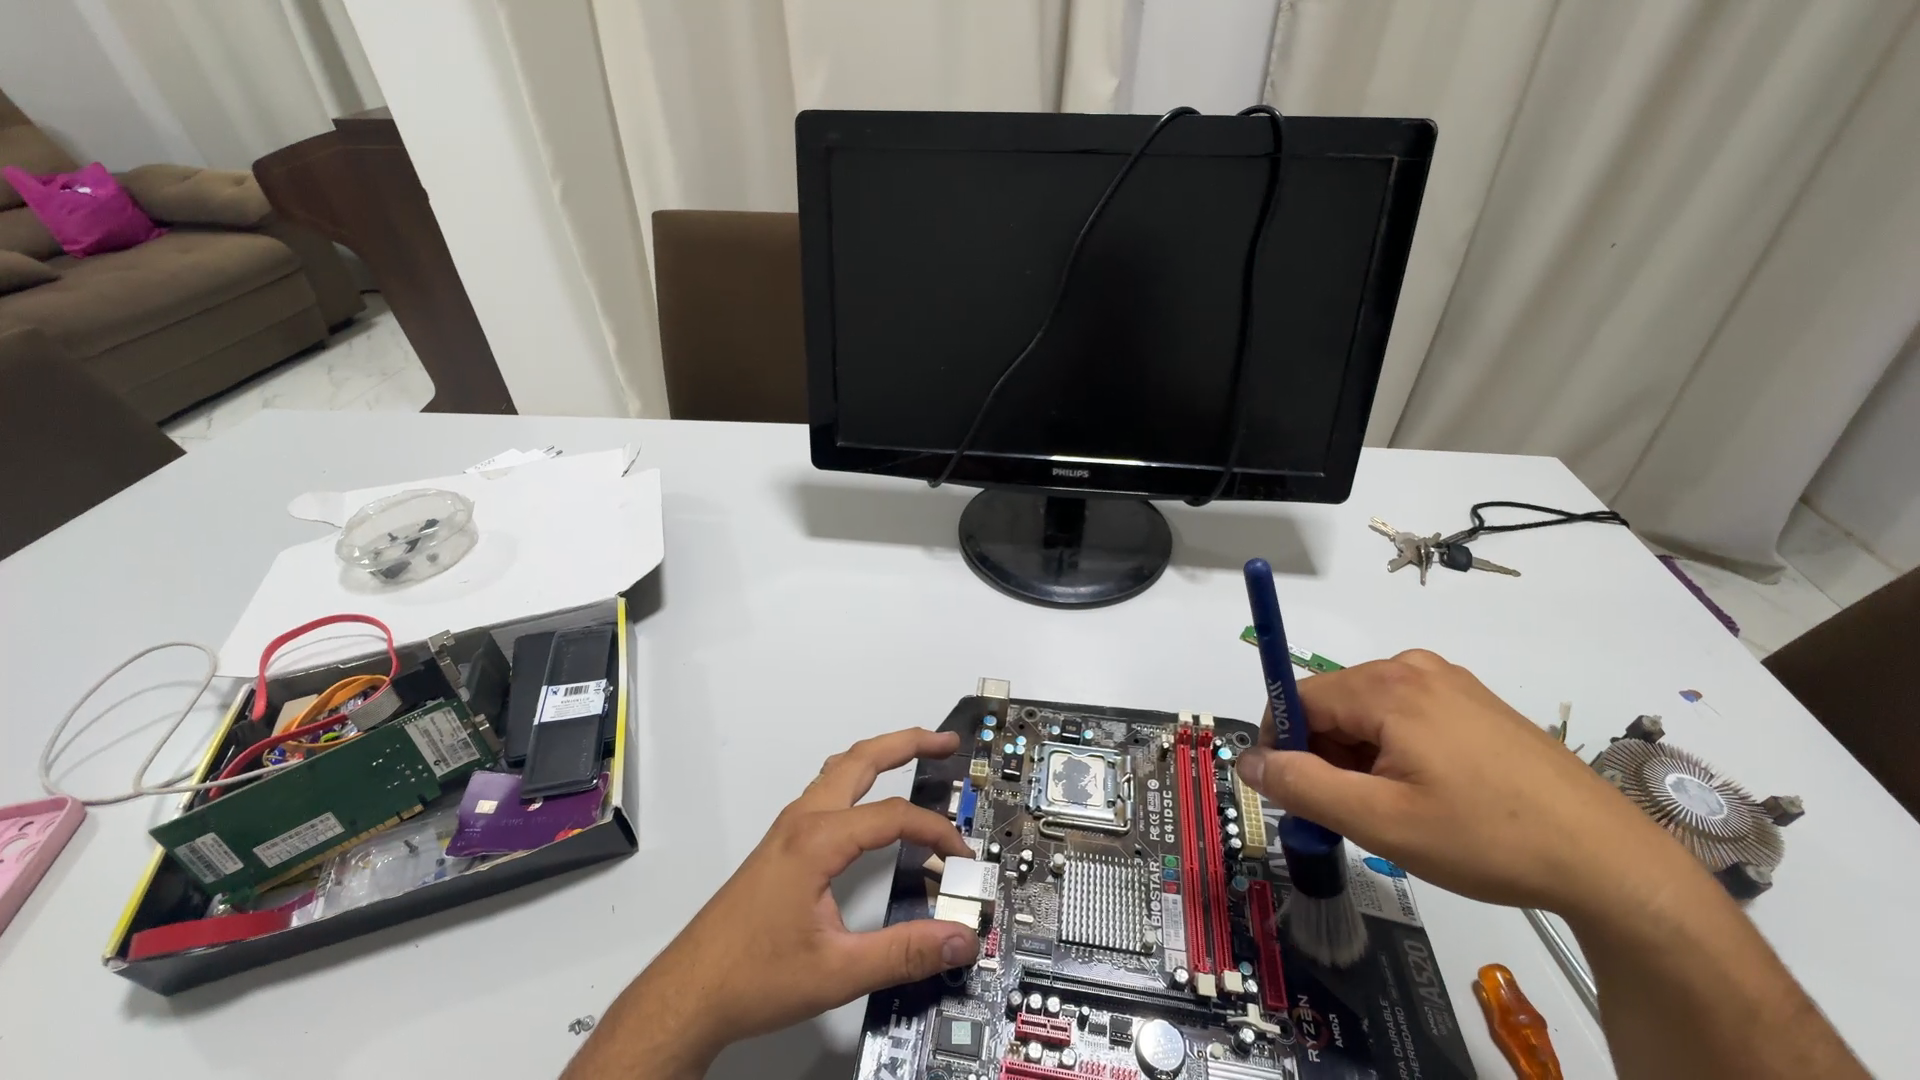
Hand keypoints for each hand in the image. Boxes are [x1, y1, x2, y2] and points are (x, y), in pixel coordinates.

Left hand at [565, 728, 976, 1079]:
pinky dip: (856, 778)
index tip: (962, 856)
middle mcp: (801, 823)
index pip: (894, 817)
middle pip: (860, 761)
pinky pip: (825, 792)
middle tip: (945, 740)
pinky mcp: (780, 846)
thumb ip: (905, 953)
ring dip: (878, 755)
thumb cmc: (753, 978)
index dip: (935, 831)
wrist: (689, 992)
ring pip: (838, 771)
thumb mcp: (838, 972)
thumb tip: (959, 937)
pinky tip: (867, 800)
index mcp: (817, 841)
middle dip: (906, 743)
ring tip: (913, 752)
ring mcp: (786, 831)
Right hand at [1233, 649, 1697, 920]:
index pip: (1297, 697)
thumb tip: (1248, 761)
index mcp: (1388, 686)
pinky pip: (1407, 716)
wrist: (1607, 860)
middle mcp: (1416, 668)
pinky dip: (1395, 751)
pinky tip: (1428, 795)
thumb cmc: (1484, 838)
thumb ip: (1302, 786)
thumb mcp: (1379, 822)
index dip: (1282, 744)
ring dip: (1360, 757)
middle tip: (1354, 813)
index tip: (1297, 794)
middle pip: (1334, 702)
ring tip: (1395, 810)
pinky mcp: (1477, 704)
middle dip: (1325, 754)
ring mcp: (1452, 683)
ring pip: (1369, 712)